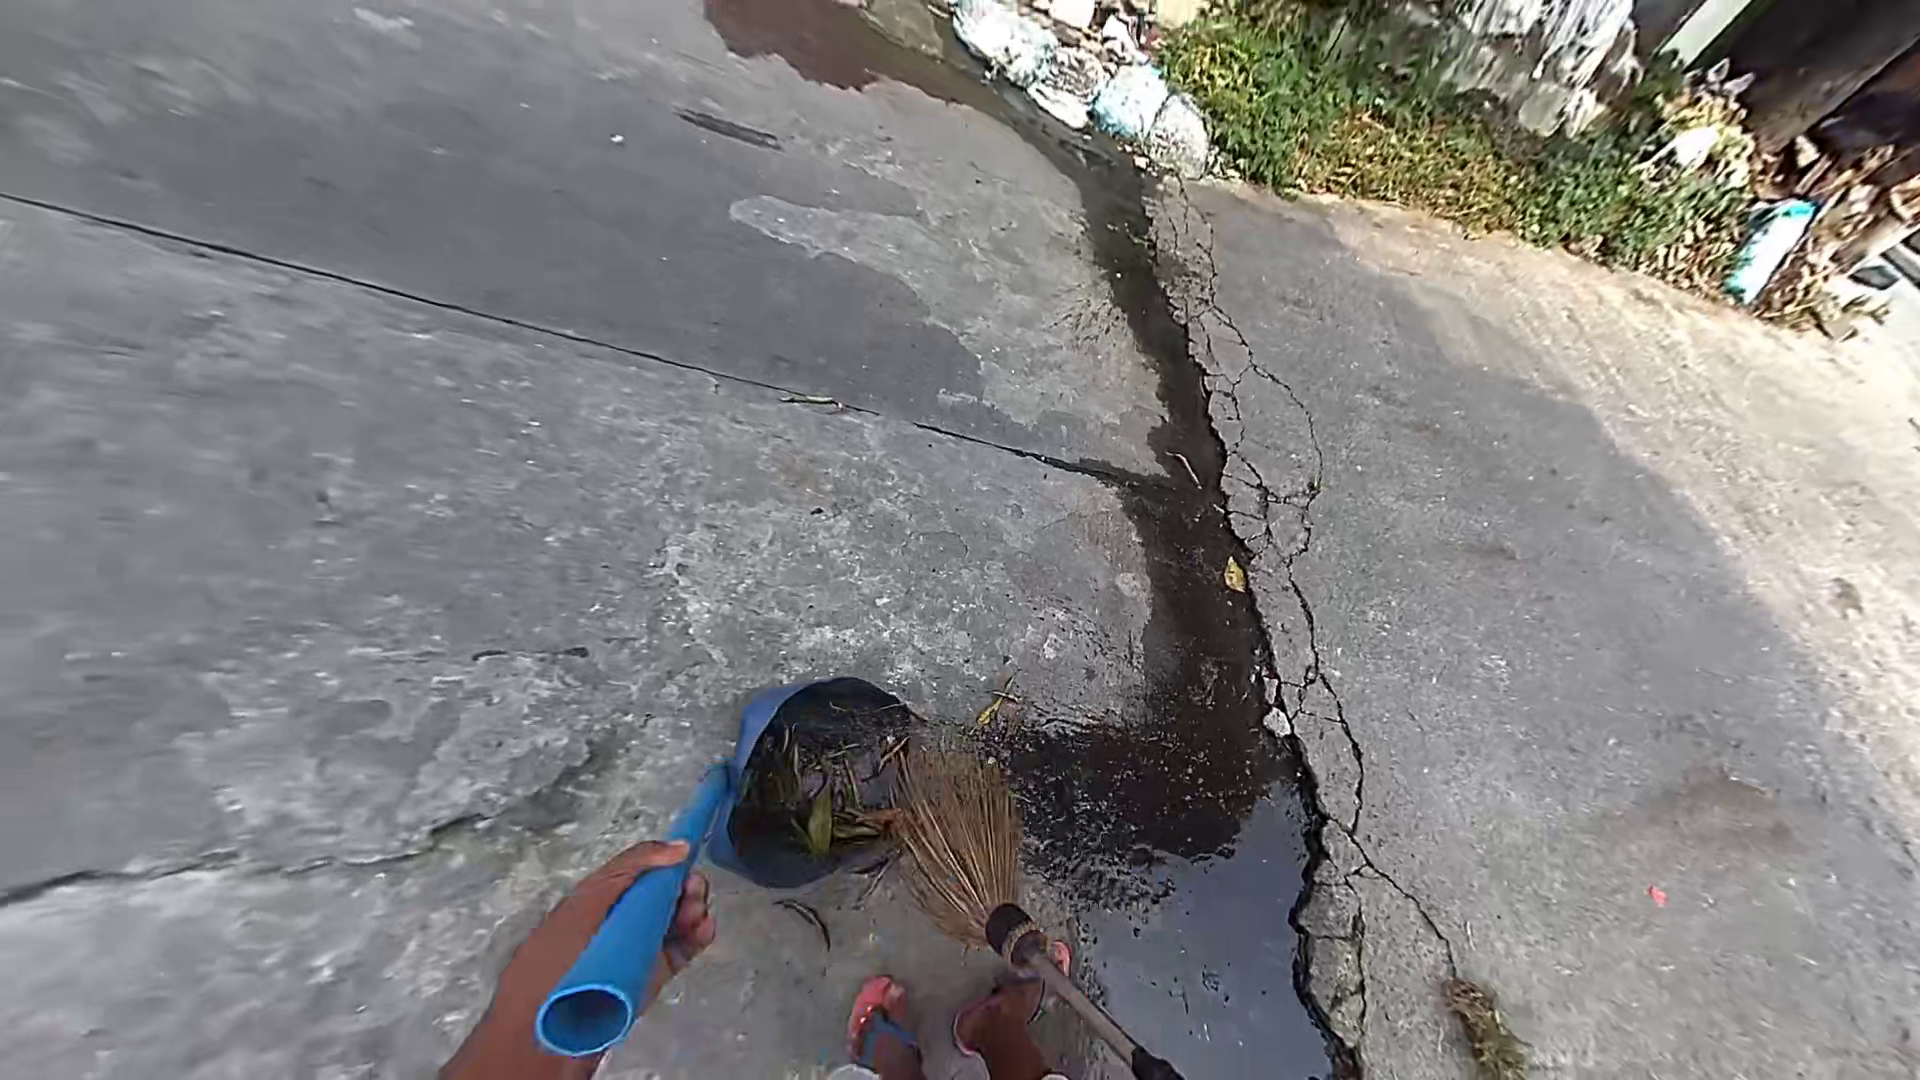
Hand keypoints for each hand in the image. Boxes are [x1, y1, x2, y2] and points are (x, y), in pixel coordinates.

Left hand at [441, 841, 717, 1079]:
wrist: (542, 1034)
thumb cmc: (558, 958)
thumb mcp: (588, 899)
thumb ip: (633, 865)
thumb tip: (682, 845)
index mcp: (605, 898)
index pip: (645, 870)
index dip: (669, 861)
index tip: (688, 856)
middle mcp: (624, 919)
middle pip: (667, 892)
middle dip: (687, 884)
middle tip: (693, 889)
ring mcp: (641, 947)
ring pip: (680, 917)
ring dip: (696, 907)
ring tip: (697, 913)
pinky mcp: (654, 974)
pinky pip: (685, 948)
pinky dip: (700, 934)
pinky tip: (705, 929)